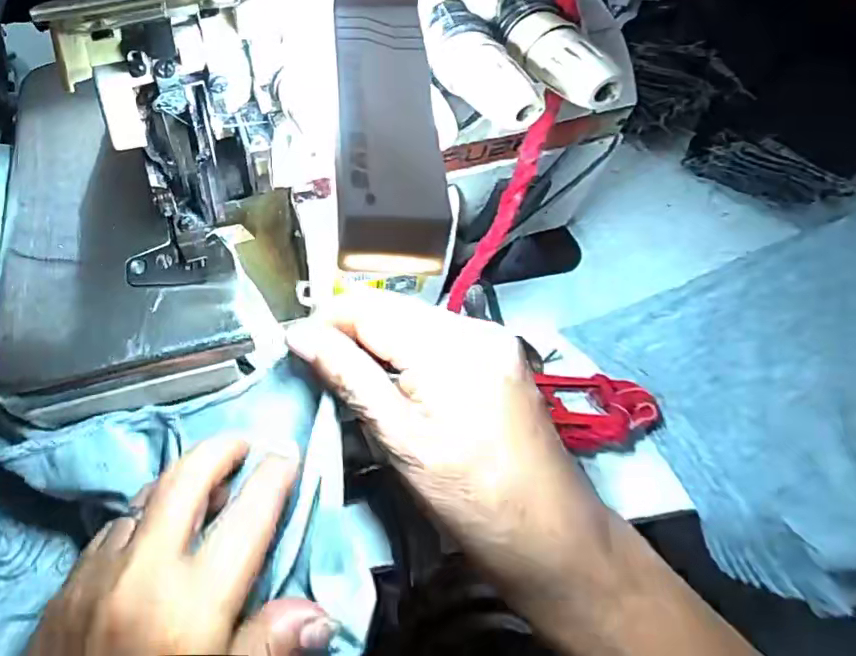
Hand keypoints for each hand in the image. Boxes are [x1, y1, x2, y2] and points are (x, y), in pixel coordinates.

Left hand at [26, 436, 335, 655]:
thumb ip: (263, 647)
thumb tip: (316, 612)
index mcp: (190, 603)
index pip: (243, 524)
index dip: (269, 484)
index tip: (285, 455)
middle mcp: (143, 568)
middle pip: (183, 483)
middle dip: (216, 452)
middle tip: (241, 443)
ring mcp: (101, 566)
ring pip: (143, 498)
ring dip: (177, 482)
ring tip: (203, 477)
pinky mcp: (71, 577)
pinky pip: (114, 528)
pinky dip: (141, 516)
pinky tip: (152, 527)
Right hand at [285, 293, 616, 601]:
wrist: (562, 549)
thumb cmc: (475, 501)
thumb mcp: (399, 440)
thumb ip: (345, 375)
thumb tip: (295, 333)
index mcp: (450, 345)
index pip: (363, 307)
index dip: (321, 324)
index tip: (294, 351)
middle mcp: (473, 328)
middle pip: (385, 306)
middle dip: (344, 331)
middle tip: (316, 366)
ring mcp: (489, 339)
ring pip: (404, 318)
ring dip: (370, 340)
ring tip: (349, 377)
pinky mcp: (495, 355)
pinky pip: (429, 334)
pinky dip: (399, 349)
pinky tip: (390, 381)